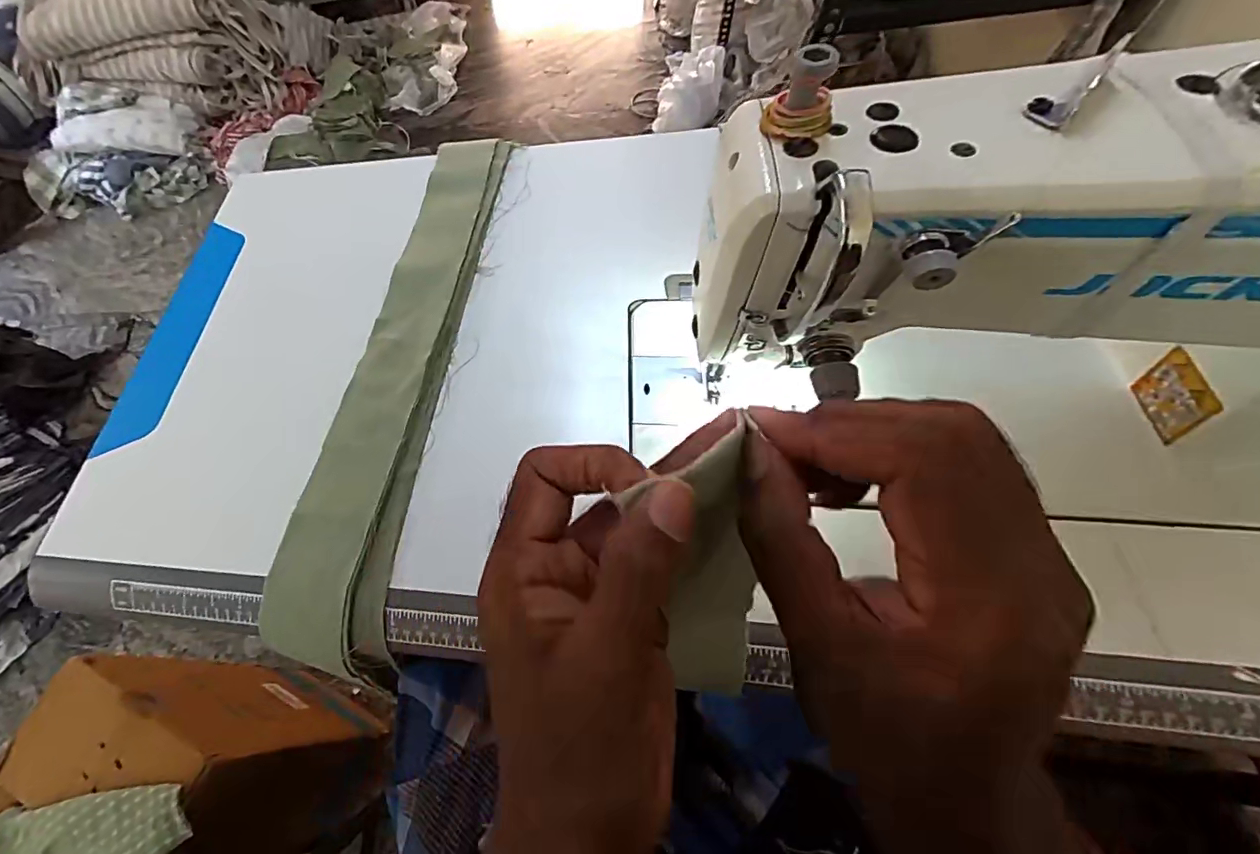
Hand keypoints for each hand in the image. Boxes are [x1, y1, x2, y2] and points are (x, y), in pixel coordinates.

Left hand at [478, 422, 733, 853]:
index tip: (649, 489)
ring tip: (738, 472)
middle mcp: (554, 570)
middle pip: (598, 500)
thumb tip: (672, 489)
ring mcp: (594, 596)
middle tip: (722, 445)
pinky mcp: (628, 622)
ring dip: (680, 507)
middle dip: (653, 476)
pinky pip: (658, 570)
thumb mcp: (606, 655)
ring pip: (635, 533)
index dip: (591, 465)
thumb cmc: (579, 750)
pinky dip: (690, 551)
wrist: (587, 837)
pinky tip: (733, 532)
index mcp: (522, 567)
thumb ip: (638, 571)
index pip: (541, 478)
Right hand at [743, 401, 1095, 853]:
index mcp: (991, 601)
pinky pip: (962, 465)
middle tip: (776, 443)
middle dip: (849, 422)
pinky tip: (841, 476)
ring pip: (962, 439)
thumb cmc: (884, 737)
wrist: (965, 798)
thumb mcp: (815, 643)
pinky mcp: (1027, 551)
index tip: (758, 432)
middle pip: (954, 436)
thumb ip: (780, 539)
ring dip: (869, 430)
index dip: (834, 433)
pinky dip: (891, 449)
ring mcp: (1044, 555)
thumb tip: (751, 451)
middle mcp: (1039, 566)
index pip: (927, 465)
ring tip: (801, 456)